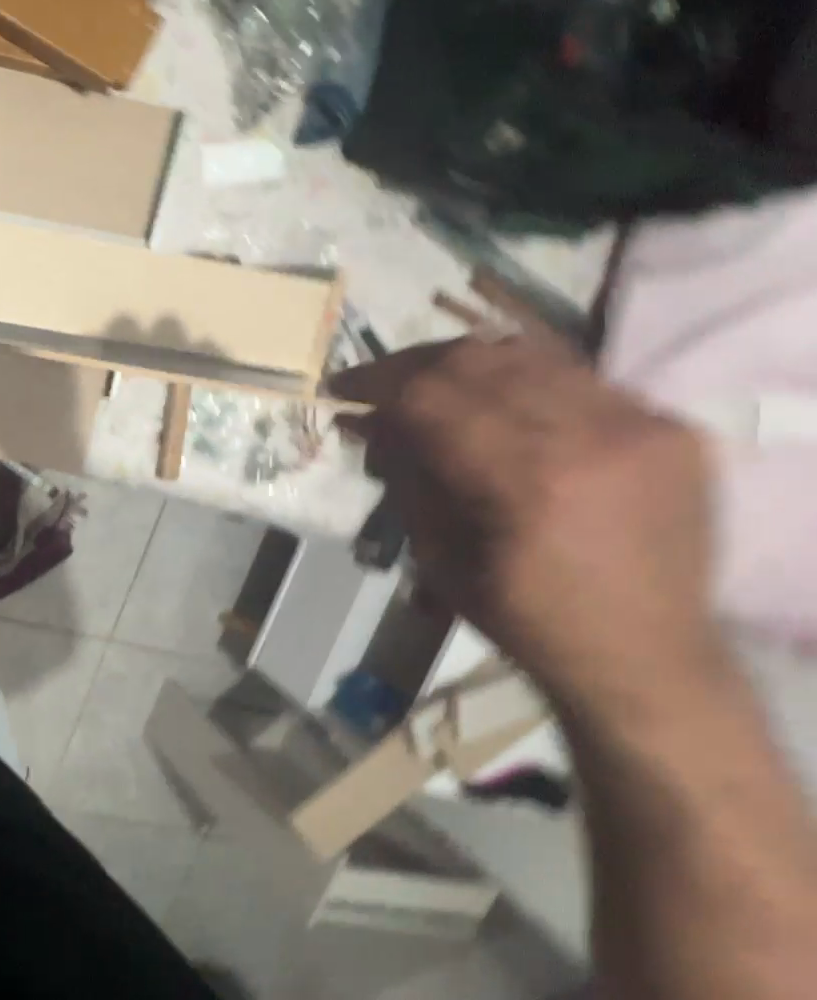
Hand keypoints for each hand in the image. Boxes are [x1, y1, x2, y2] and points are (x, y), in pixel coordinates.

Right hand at [331, 338, 716, 700]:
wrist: (646, 653)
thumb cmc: (522, 615)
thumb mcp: (437, 552)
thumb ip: (407, 476)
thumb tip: (368, 422)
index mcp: (528, 478)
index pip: (433, 395)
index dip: (376, 384)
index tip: (340, 389)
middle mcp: (592, 435)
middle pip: (478, 362)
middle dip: (413, 366)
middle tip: (377, 385)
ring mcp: (640, 424)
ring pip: (529, 357)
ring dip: (465, 365)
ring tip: (430, 386)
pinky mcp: (669, 427)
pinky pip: (578, 378)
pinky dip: (522, 381)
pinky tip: (496, 403)